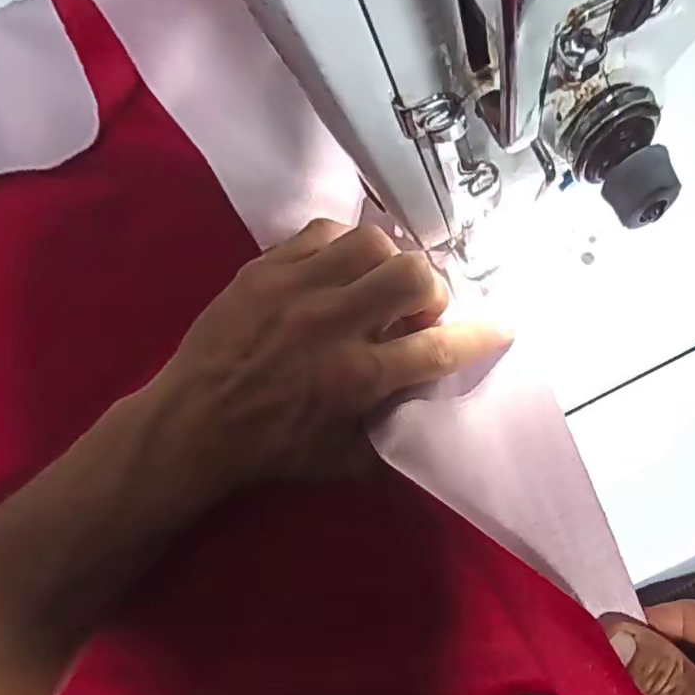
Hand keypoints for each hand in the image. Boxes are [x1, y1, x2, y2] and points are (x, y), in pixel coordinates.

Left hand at [145, 220, 511, 491]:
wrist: (193, 423)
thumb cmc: (272, 449)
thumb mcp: (345, 463)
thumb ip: (395, 437)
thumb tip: (428, 408)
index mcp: (357, 378)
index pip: (438, 349)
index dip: (480, 337)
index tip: (501, 328)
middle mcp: (334, 324)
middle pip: (413, 275)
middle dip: (432, 292)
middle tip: (417, 312)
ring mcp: (296, 288)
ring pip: (372, 241)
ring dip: (389, 263)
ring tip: (377, 286)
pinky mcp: (265, 268)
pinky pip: (323, 232)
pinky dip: (343, 248)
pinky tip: (338, 271)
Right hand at [603, 602, 694, 694]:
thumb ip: (663, 674)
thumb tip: (610, 629)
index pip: (683, 615)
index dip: (637, 630)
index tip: (589, 644)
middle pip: (684, 638)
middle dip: (646, 659)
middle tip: (597, 676)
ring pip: (687, 665)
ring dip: (656, 682)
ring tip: (613, 693)